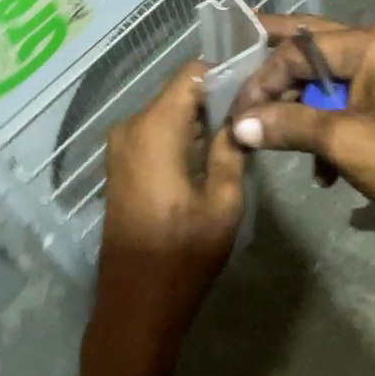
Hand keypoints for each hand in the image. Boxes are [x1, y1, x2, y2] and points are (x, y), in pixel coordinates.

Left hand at [96, 60, 247, 338]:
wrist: (135, 302)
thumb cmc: (183, 252)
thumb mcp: (223, 202)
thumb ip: (231, 149)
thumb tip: (241, 116)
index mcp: (155, 126)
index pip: (191, 73)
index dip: (225, 76)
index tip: (254, 92)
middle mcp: (131, 124)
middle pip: (178, 91)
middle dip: (214, 100)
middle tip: (251, 119)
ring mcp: (120, 144)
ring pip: (167, 112)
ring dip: (198, 121)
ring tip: (235, 139)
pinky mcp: (120, 162)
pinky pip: (154, 132)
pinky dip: (180, 136)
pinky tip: (205, 159)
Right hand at [229, 13, 374, 251]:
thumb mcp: (344, 144)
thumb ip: (288, 127)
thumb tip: (239, 126)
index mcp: (369, 44)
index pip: (297, 50)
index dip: (262, 81)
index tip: (237, 115)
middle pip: (310, 51)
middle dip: (274, 80)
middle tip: (238, 96)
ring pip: (326, 81)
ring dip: (301, 113)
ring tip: (277, 144)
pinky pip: (347, 102)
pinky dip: (328, 128)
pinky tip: (322, 170)